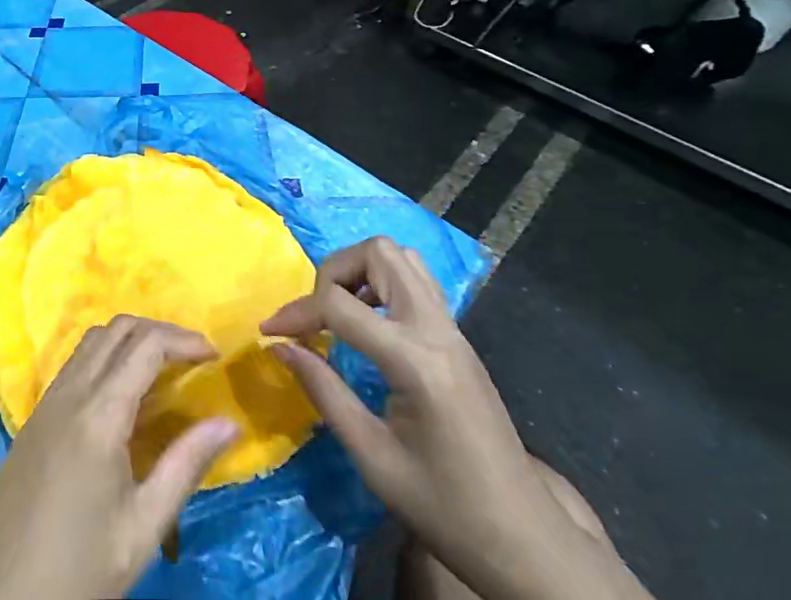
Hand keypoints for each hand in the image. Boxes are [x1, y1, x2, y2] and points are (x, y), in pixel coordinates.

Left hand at [0, 316, 238, 599]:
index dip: (184, 339)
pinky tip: (123, 398)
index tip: (215, 355)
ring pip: (91, 342)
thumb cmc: (78, 569)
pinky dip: (105, 359)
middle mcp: (68, 394)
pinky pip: (74, 366)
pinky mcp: (34, 419)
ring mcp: (45, 403)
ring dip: (130, 340)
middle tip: (193, 359)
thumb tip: (230, 423)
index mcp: (98, 414)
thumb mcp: (143, 525)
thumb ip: (186, 465)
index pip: (145, 345)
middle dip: (159, 331)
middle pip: (116, 329)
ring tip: (163, 372)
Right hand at [263, 237, 649, 599]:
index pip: (339, 304)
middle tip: (313, 314)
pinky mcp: (458, 339)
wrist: (521, 537)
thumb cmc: (442, 506)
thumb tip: (281, 348)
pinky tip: (367, 323)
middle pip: (379, 253)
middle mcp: (437, 329)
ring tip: (337, 311)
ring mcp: (453, 330)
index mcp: (415, 360)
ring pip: (402, 258)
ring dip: (360, 270)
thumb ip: (323, 390)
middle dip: (332, 270)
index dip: (295, 312)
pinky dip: (382, 283)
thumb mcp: (371, 455)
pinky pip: (418, 281)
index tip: (269, 333)